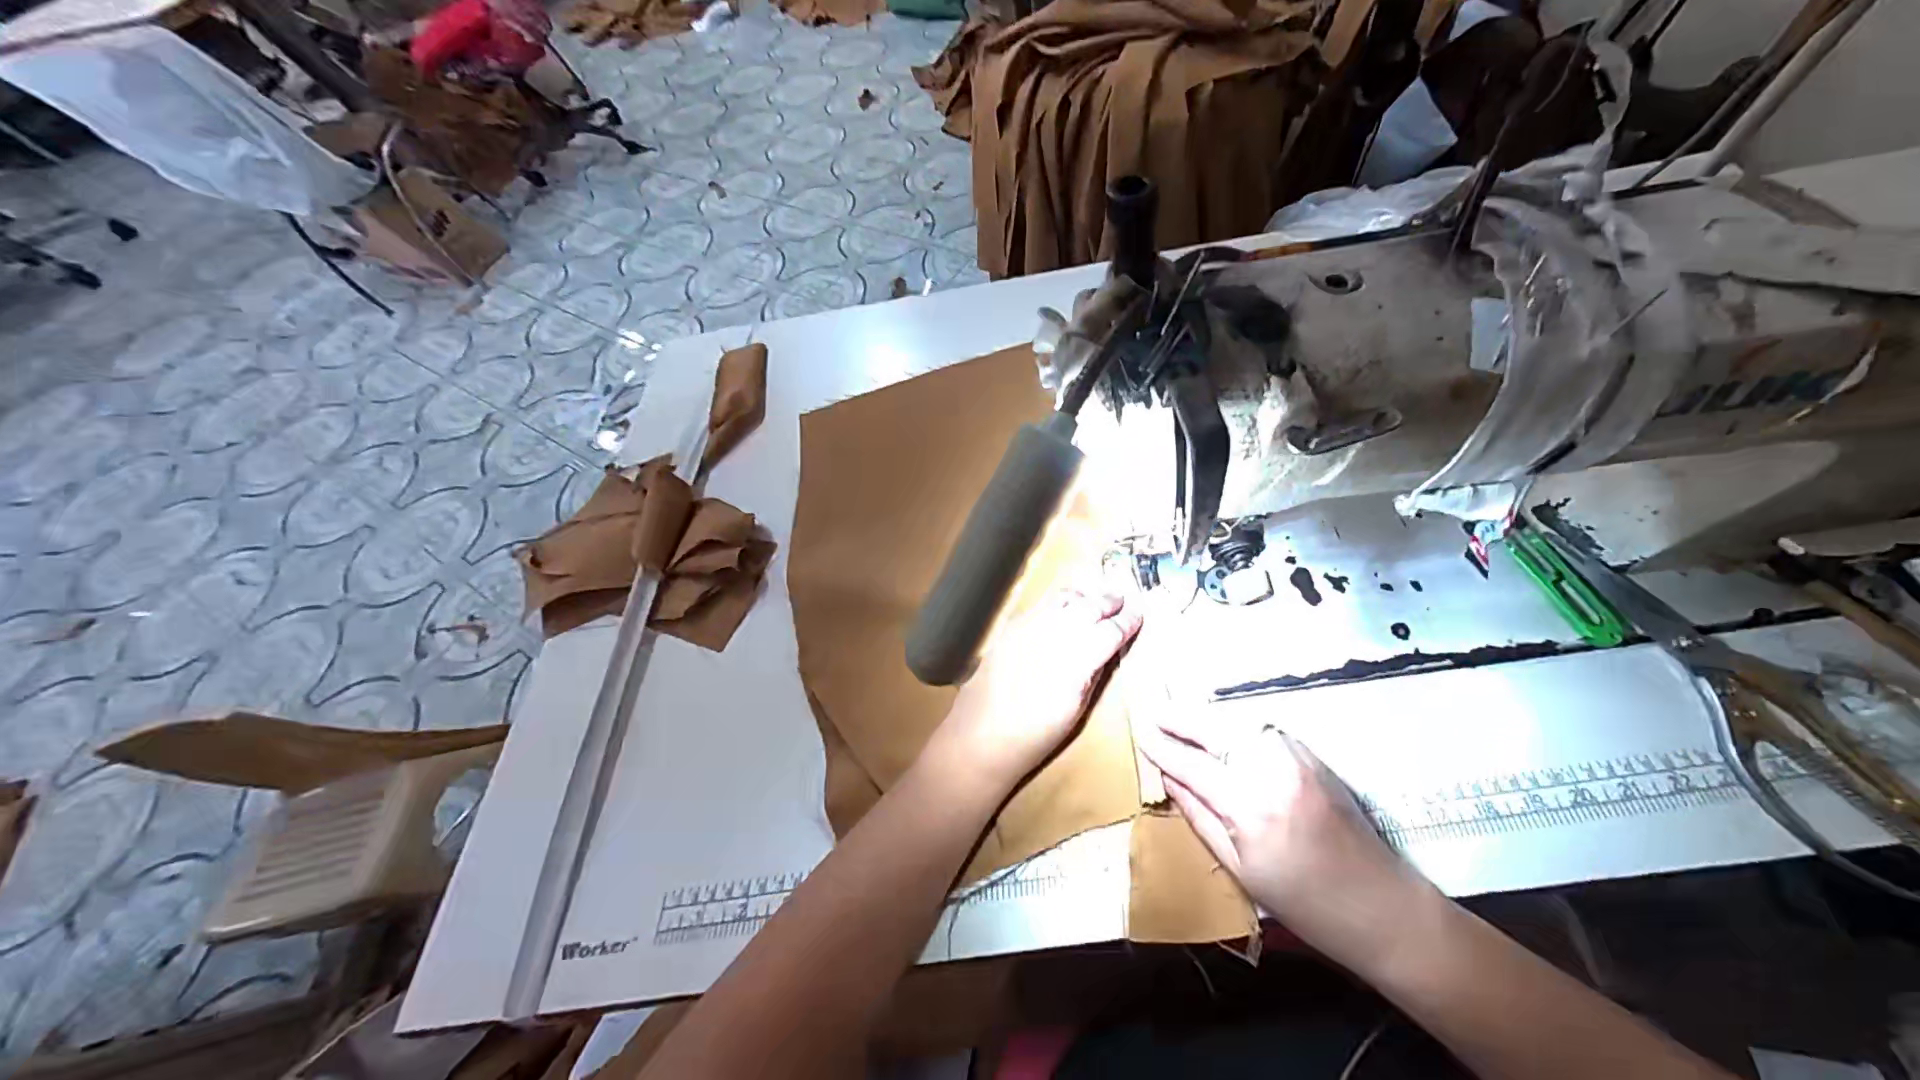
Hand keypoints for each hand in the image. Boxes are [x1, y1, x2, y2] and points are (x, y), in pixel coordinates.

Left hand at [924, 591, 1142, 792]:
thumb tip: (1107, 650)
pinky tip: (1062, 609)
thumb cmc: (1036, 734)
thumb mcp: (1078, 709)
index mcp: (1080, 659)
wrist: (983, 735)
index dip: (1128, 621)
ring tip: (1094, 600)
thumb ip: (1095, 673)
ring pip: (1064, 598)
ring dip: (1084, 597)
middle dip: (1109, 602)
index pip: (1112, 630)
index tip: (1138, 615)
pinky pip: (1040, 605)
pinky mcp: (1010, 628)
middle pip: (1090, 606)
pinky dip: (1057, 603)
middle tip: (1121, 600)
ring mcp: (1030, 626)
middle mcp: (1057, 634)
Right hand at [1138, 714, 1431, 964]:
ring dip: (1207, 717)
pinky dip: (1238, 725)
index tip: (1139, 734)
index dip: (1162, 748)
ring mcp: (1297, 760)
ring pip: (1240, 721)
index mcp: (1249, 807)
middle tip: (1153, 712)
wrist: (1384, 907)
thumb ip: (1199, 817)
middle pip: (1214, 728)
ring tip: (1181, 717)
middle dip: (1179, 717)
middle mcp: (1272, 772)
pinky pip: (1265, 730)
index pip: (1191, 764)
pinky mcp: (1314, 758)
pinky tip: (1224, 732)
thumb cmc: (1305, 904)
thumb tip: (1168, 780)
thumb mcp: (1240, 869)